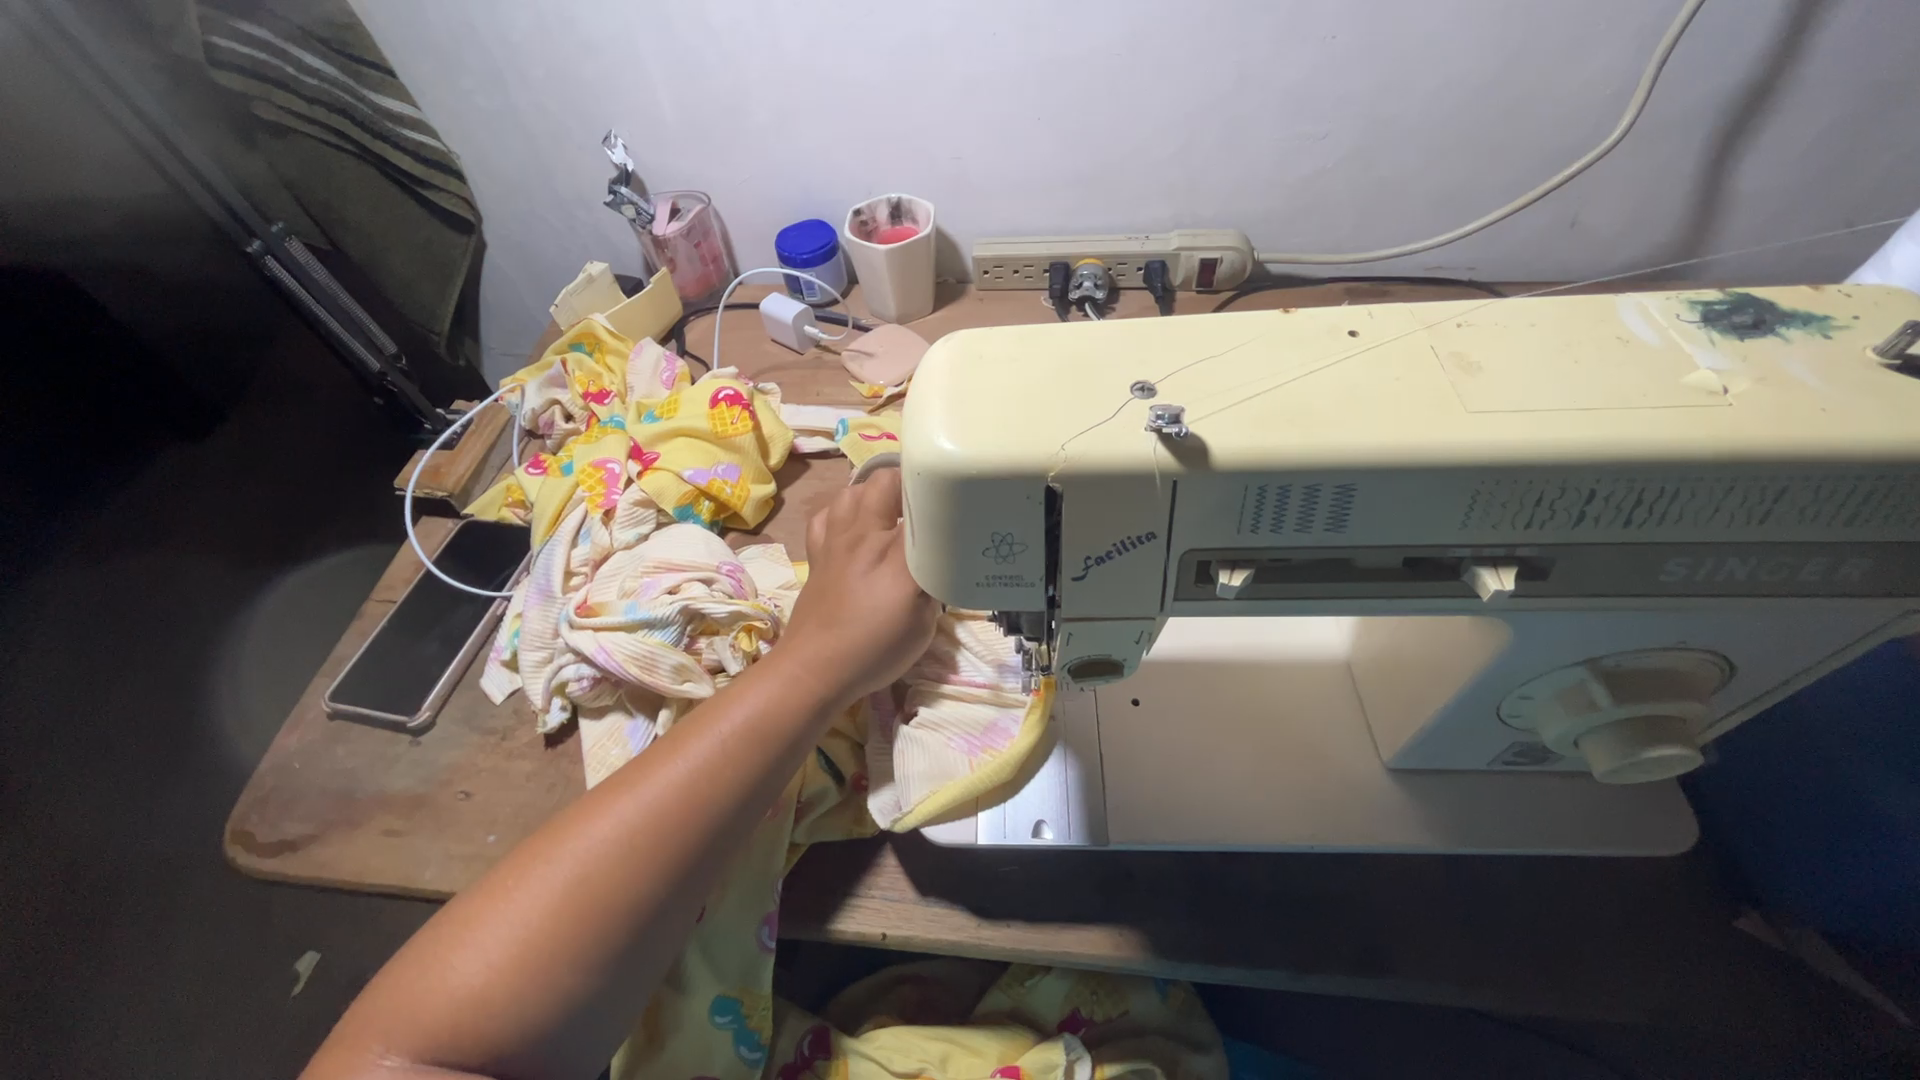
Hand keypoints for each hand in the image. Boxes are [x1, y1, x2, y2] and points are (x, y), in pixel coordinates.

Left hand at [779, 466, 939, 708]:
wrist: (814, 669)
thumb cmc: (874, 651)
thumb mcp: (923, 624)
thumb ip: (933, 584)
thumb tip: (937, 561)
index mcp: (896, 555)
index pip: (924, 506)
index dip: (943, 498)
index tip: (959, 500)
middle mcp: (864, 537)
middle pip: (884, 482)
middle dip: (908, 482)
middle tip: (926, 501)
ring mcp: (835, 541)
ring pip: (853, 491)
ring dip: (874, 492)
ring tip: (892, 509)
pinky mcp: (817, 553)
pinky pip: (827, 514)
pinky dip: (842, 512)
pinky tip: (854, 526)